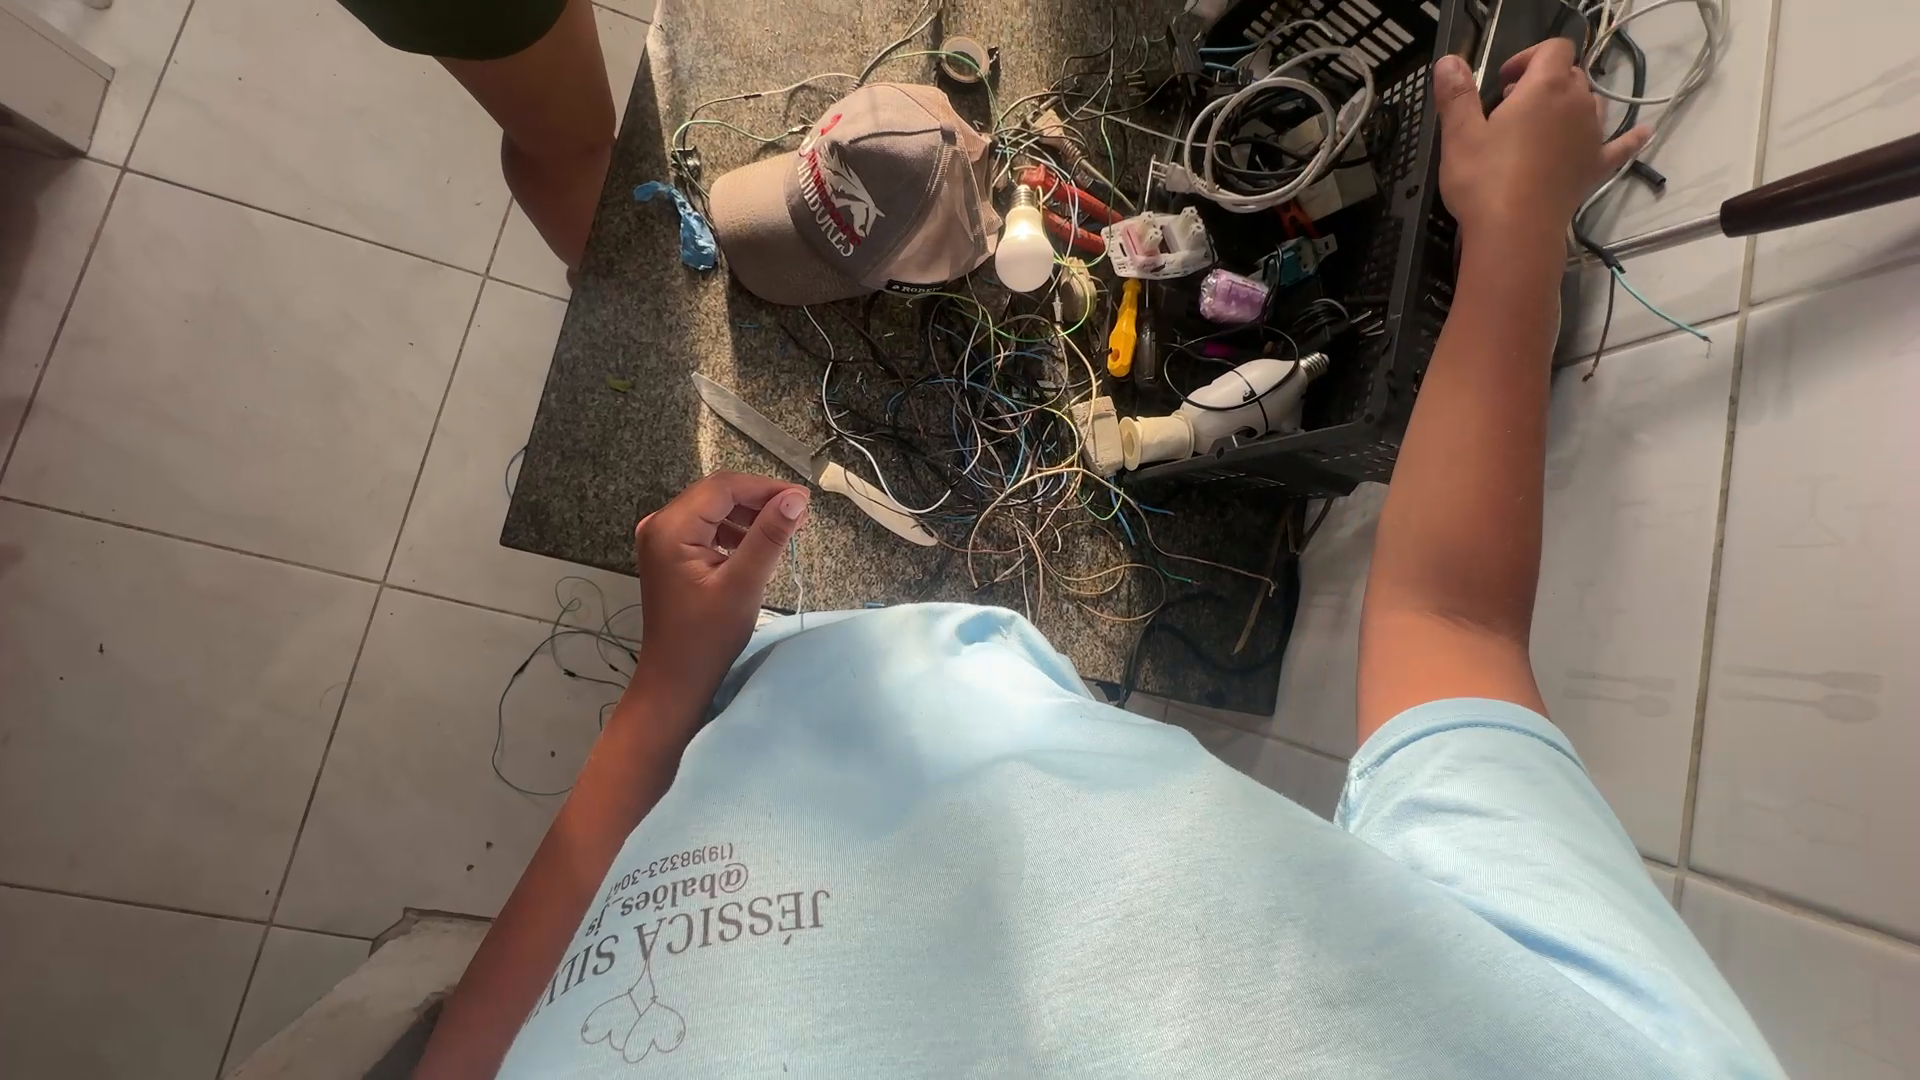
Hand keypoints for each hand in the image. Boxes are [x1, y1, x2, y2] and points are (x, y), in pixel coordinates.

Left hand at [631, 471, 809, 696]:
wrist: (677, 678)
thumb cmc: (707, 637)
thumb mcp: (743, 584)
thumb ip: (769, 536)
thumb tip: (796, 499)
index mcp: (671, 528)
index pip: (724, 488)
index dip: (767, 488)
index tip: (804, 501)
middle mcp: (660, 525)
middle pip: (718, 494)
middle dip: (761, 500)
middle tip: (800, 515)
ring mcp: (663, 539)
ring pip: (716, 509)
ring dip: (751, 516)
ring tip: (785, 531)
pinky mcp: (671, 553)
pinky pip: (709, 527)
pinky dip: (736, 532)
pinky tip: (758, 547)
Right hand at [1431, 40, 1649, 241]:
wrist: (1514, 229)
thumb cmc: (1483, 180)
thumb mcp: (1458, 138)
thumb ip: (1456, 97)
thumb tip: (1448, 61)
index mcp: (1544, 89)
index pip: (1552, 50)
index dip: (1528, 56)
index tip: (1502, 80)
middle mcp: (1577, 102)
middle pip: (1571, 76)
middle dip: (1544, 84)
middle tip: (1511, 108)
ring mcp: (1591, 134)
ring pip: (1590, 105)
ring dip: (1570, 106)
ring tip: (1543, 125)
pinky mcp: (1595, 166)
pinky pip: (1621, 146)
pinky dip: (1629, 137)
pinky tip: (1642, 132)